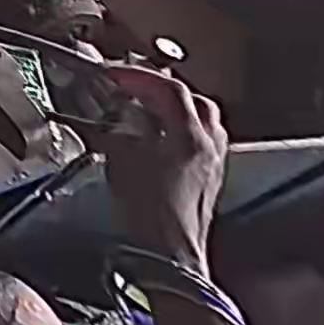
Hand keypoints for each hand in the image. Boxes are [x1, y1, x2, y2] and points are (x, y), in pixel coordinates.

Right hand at [101, 66, 227, 276]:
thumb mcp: (122, 154)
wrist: (168, 250)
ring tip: (141, 104)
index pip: (169, 89)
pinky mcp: (208, 175)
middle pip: (192, 99)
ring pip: (201, 117)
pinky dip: (177, 123)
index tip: (111, 74)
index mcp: (189, 136)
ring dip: (170, 104)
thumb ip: (124, 124)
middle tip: (127, 85)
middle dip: (158, 86)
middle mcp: (208, 145)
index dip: (137, 75)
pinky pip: (199, 136)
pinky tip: (156, 130)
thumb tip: (120, 107)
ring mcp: (212, 161)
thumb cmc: (144, 204)